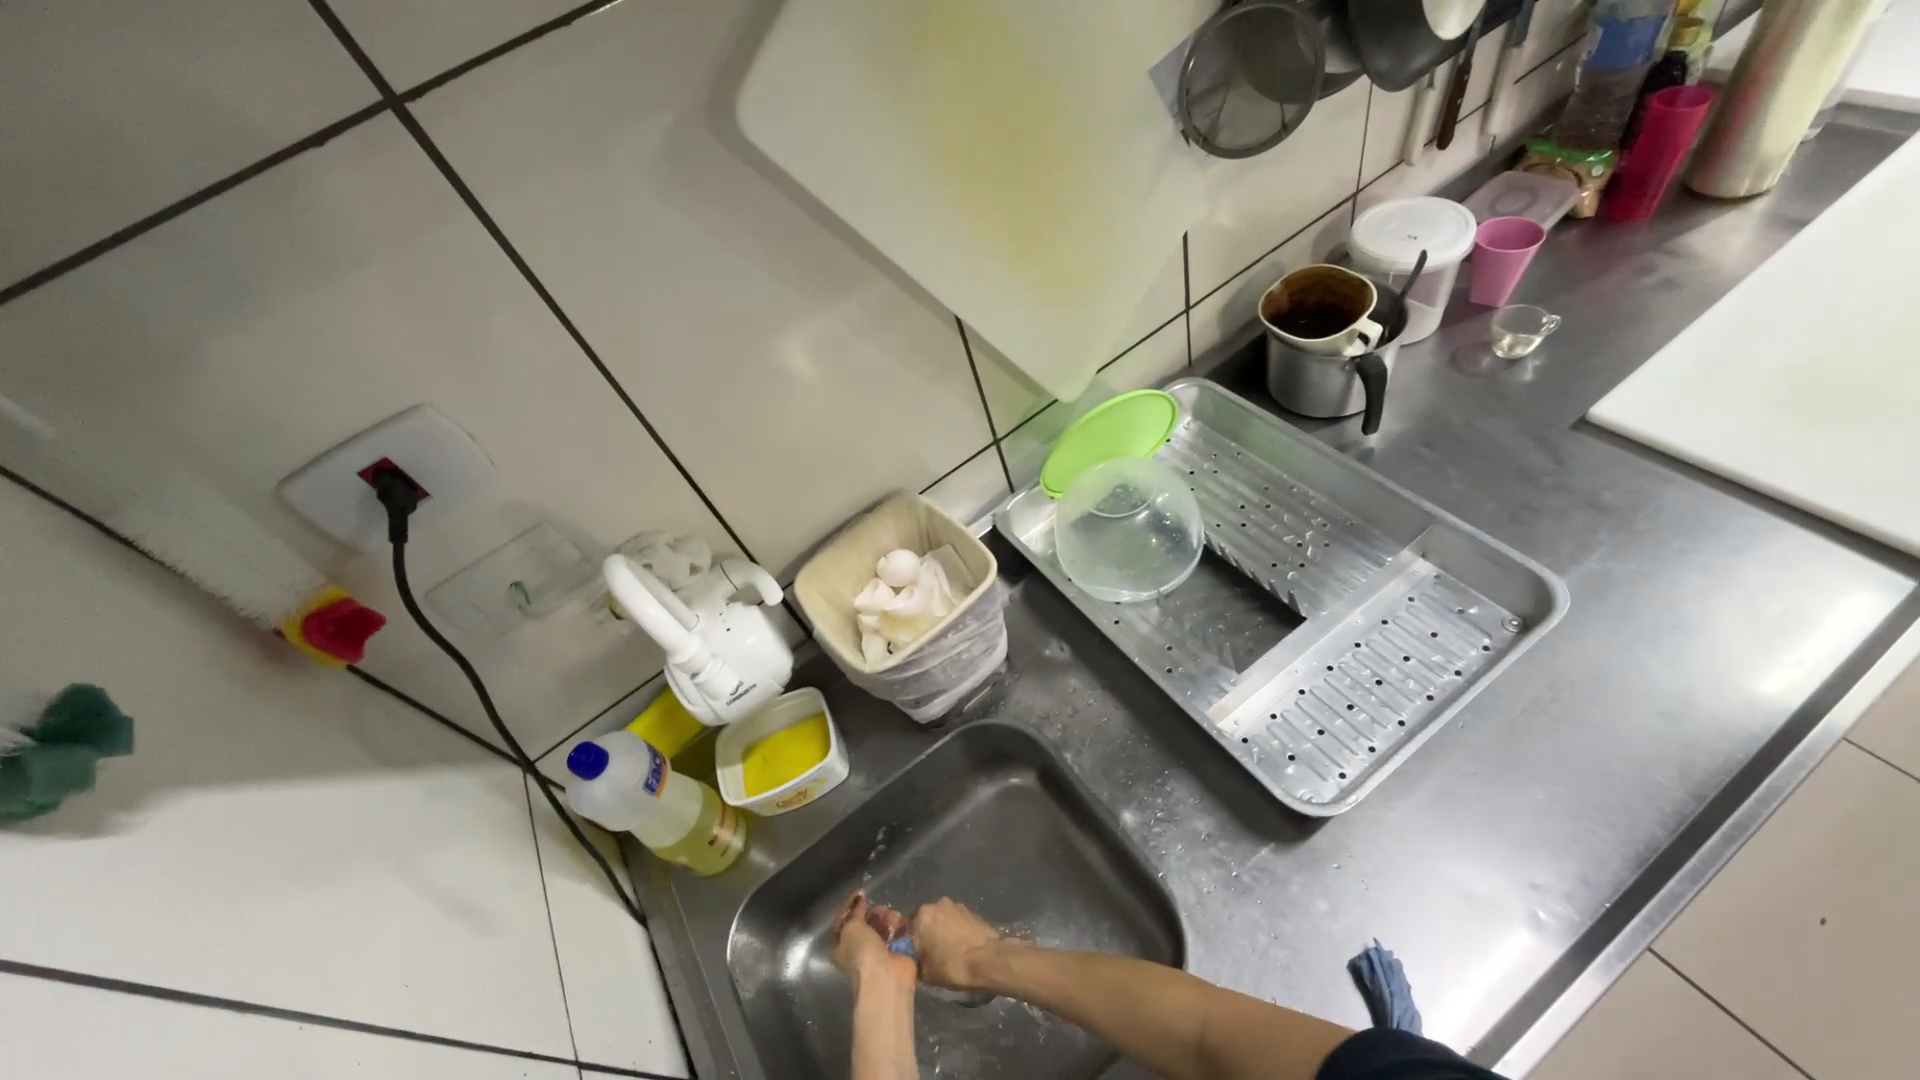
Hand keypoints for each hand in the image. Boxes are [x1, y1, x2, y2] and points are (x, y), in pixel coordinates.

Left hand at [831, 891, 915, 992]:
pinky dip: (899, 926)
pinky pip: (897, 932)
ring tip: (891, 918)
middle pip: (866, 922)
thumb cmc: (862, 952)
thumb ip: (855, 911)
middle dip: (872, 912)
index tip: (862, 892)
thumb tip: (860, 899)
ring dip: (887, 918)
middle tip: (880, 909)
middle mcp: (858, 949)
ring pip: (882, 925)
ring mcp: (879, 951)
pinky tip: (900, 923)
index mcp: (841, 946)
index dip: (851, 905)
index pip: (844, 920)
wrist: (886, 977)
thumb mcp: (851, 927)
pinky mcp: (897, 952)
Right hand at [909, 898, 1004, 990]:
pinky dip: (957, 929)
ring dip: (943, 930)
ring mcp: (956, 905)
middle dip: (928, 934)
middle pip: (926, 920)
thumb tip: (915, 957)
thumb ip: (914, 960)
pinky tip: (962, 945)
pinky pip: (957, 920)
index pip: (908, 928)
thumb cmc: (952, 966)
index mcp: (920, 916)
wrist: (988, 960)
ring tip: (950, 949)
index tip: (917, 956)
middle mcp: (936, 904)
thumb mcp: (925, 973)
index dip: (912, 943)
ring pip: (942, 918)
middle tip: (933, 953)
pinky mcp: (971, 910)